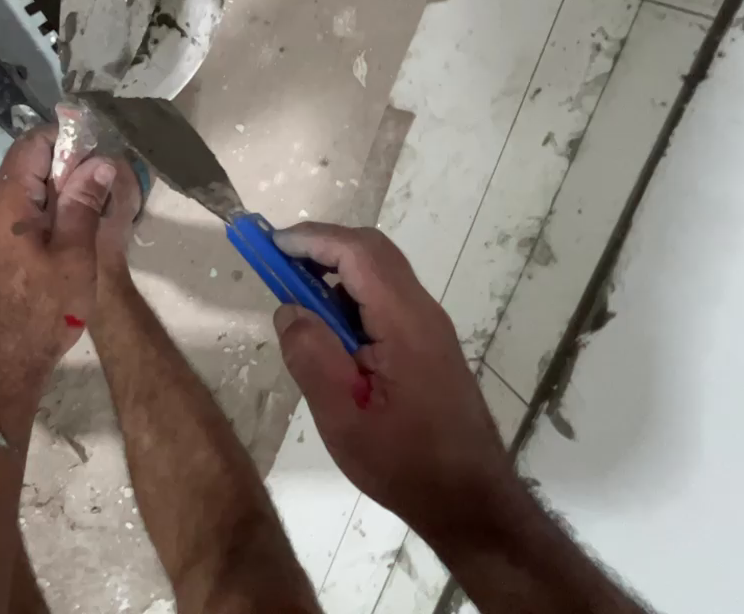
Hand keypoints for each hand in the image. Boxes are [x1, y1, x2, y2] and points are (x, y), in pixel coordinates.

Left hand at [0, 127, 119, 390]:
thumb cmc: (40, 314)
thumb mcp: (74, 258)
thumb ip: (83, 205)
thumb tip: (98, 162)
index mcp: (7, 202)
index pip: (32, 143)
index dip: (67, 139)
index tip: (100, 153)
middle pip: (29, 165)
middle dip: (68, 166)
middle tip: (104, 185)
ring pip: (26, 190)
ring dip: (59, 192)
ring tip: (94, 210)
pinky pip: (20, 213)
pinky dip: (47, 212)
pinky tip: (71, 234)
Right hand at [271, 223, 519, 540]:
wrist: (472, 503)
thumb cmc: (406, 464)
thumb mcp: (343, 419)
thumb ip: (312, 357)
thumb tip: (289, 309)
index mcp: (405, 323)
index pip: (357, 253)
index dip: (312, 239)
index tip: (270, 244)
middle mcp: (422, 312)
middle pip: (371, 250)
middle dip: (321, 245)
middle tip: (277, 261)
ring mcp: (428, 325)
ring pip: (379, 270)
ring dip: (334, 267)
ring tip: (293, 290)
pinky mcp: (426, 342)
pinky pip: (384, 295)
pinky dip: (348, 291)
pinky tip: (325, 323)